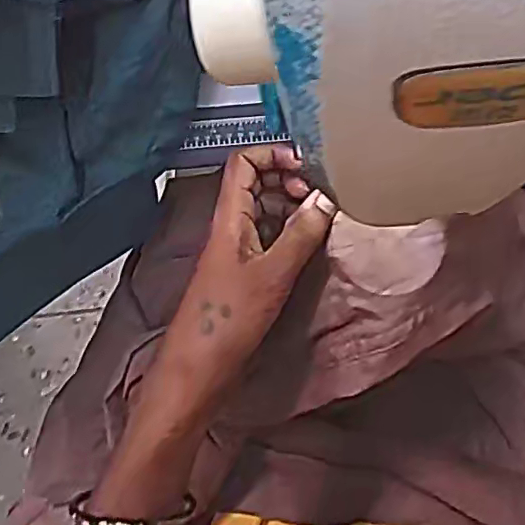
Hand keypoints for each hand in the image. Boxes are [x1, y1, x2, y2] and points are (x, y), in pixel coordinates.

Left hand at [137, 145, 336, 434]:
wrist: (197, 370)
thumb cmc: (228, 319)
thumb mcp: (272, 273)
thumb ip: (301, 233)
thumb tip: (326, 199)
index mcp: (229, 217)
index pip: (244, 162)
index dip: (273, 153)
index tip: (307, 166)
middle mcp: (231, 226)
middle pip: (256, 182)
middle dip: (289, 179)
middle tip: (318, 196)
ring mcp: (237, 249)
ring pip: (265, 209)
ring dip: (292, 205)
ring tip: (320, 218)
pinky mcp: (245, 271)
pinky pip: (269, 236)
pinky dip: (290, 231)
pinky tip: (310, 242)